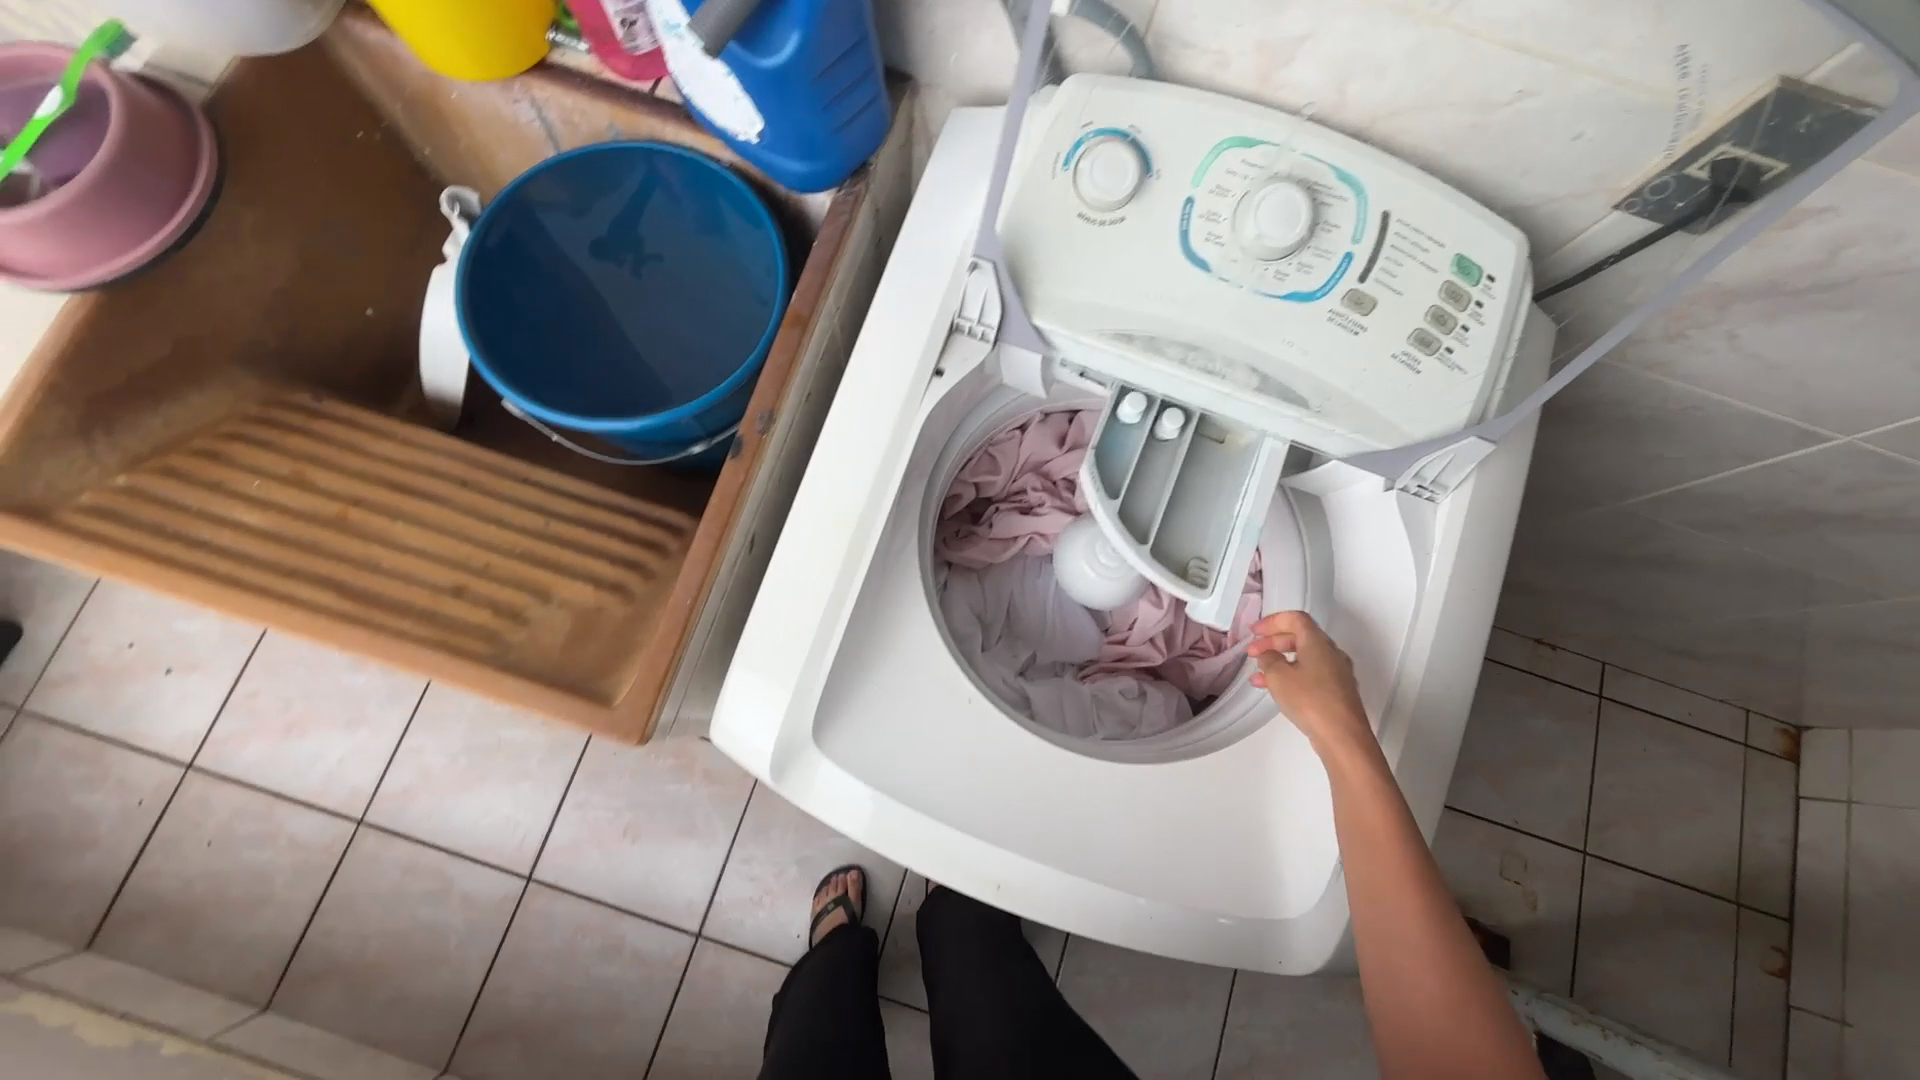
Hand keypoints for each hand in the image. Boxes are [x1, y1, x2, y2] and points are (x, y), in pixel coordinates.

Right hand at [1247, 611, 1371, 751]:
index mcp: (1318, 642)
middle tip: (1253, 653)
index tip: (1254, 632)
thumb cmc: (1310, 700)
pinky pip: (1310, 674)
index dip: (1272, 621)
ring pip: (1304, 657)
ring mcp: (1337, 672)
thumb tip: (1268, 655)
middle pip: (1300, 636)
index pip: (1295, 619)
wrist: (1343, 736)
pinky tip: (1276, 690)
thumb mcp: (1278, 677)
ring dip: (1280, 661)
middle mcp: (1331, 653)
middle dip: (1273, 642)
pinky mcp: (1337, 691)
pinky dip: (1291, 675)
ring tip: (1258, 675)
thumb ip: (1268, 660)